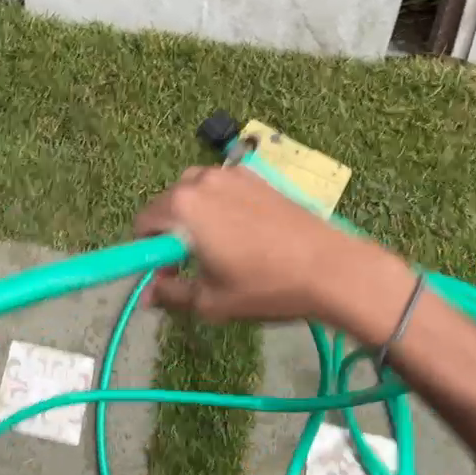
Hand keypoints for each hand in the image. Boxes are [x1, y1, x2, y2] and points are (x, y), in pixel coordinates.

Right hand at [134, 165, 414, 340]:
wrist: (332, 268)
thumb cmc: (266, 286)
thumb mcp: (211, 301)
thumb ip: (171, 294)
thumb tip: (147, 294)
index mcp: (183, 206)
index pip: (143, 223)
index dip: (148, 252)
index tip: (169, 274)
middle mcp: (201, 179)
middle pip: (168, 204)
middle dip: (171, 233)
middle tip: (195, 266)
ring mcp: (231, 173)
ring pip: (195, 193)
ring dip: (195, 217)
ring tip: (220, 248)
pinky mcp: (256, 176)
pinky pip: (222, 188)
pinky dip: (220, 206)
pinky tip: (244, 234)